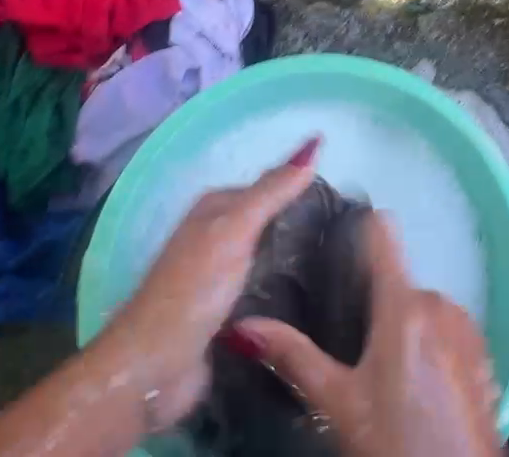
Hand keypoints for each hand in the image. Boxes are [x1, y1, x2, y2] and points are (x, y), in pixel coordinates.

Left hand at [90, 138, 321, 431]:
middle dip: (305, 227)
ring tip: (345, 266)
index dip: (304, 189)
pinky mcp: (228, 314)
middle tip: (353, 237)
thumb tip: (315, 142)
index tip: (347, 200)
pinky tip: (317, 298)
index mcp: (215, 208)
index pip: (271, 186)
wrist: (156, 366)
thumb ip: (273, 191)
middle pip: (271, 222)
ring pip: (272, 258)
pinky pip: (268, 293)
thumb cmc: (194, 289)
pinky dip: (289, 292)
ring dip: (300, 262)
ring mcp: (221, 277)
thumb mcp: (236, 230)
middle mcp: (216, 236)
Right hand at [232, 214, 502, 456]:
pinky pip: (447, 330)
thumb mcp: (338, 404)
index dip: (361, 228)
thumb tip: (244, 326)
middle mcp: (438, 301)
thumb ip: (294, 358)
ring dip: (405, 328)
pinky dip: (431, 345)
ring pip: (422, 307)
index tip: (339, 235)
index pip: (382, 234)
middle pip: (397, 282)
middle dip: (377, 306)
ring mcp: (466, 324)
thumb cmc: (396, 441)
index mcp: (402, 303)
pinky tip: (419, 387)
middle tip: (355, 349)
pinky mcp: (484, 350)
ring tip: (386, 376)